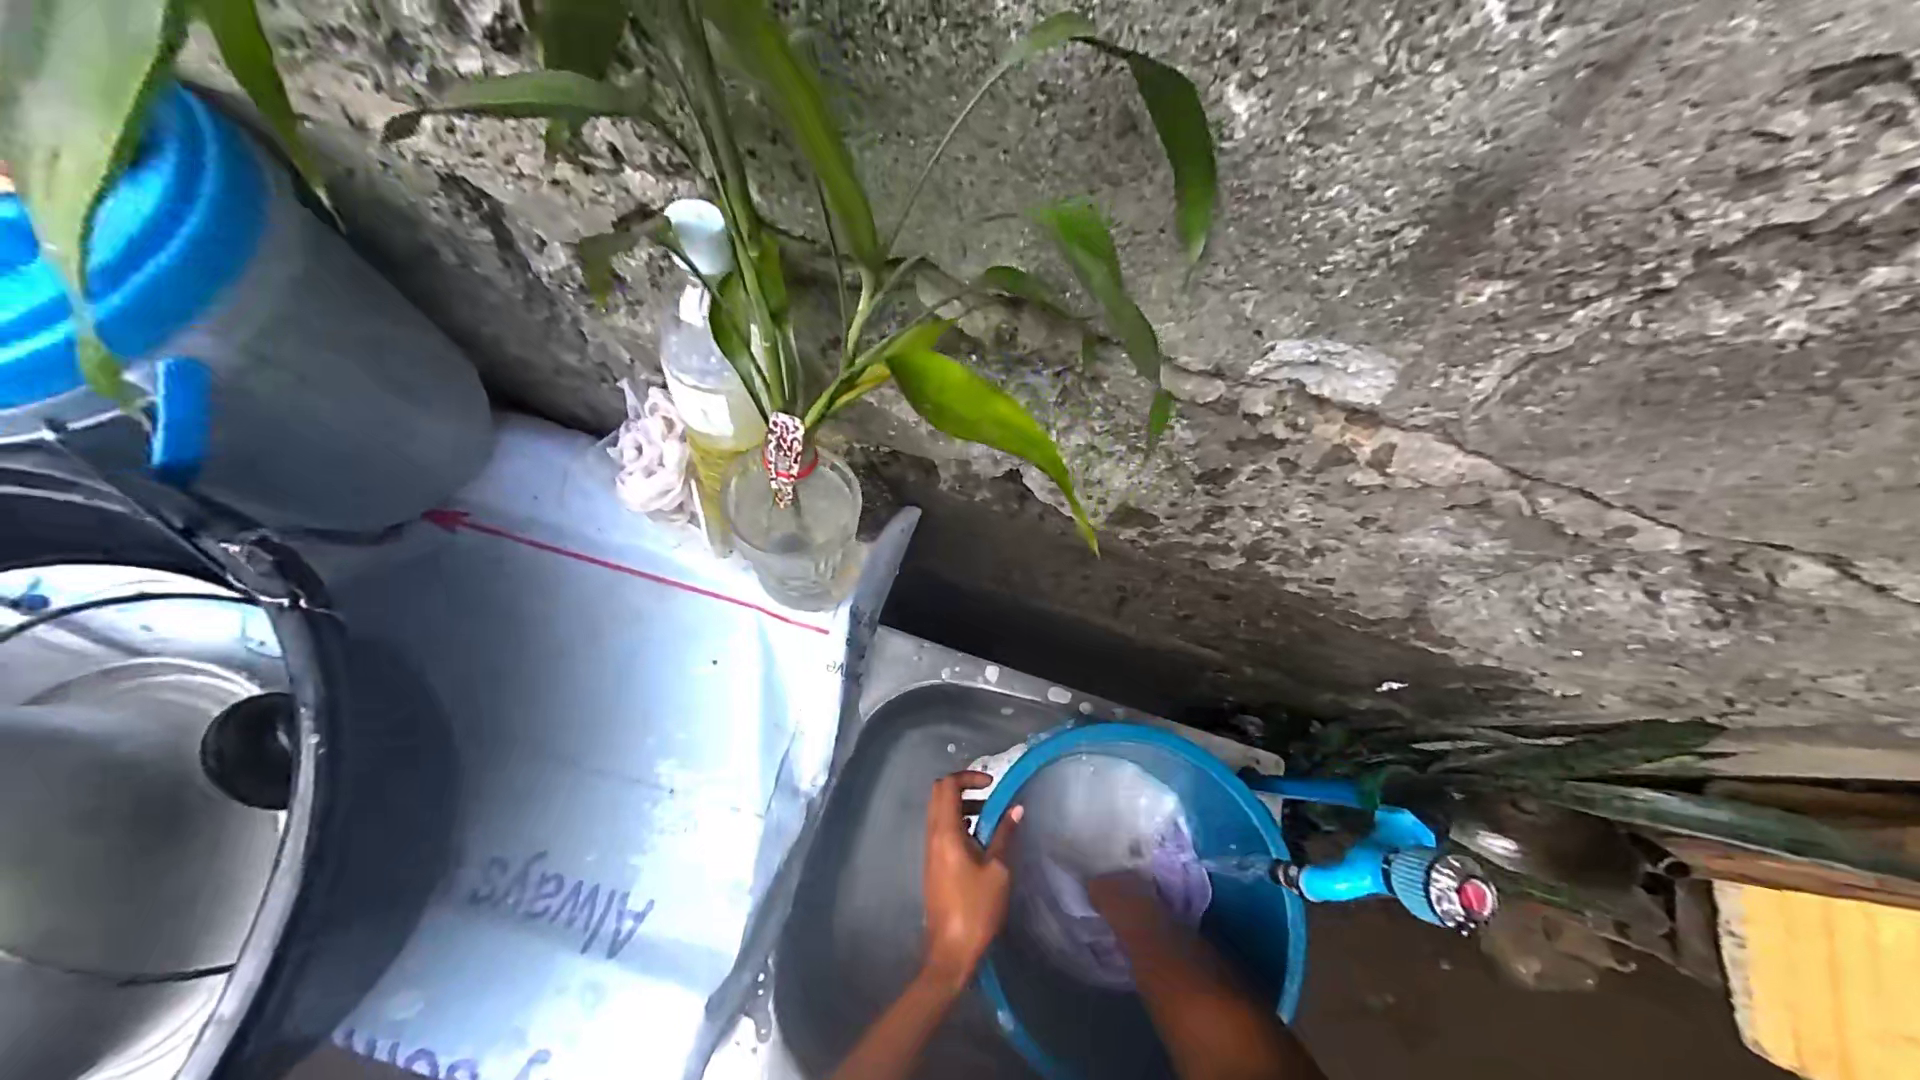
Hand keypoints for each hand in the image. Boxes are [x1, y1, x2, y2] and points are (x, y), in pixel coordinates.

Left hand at [921, 770, 1021, 987]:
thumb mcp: (998, 871)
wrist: (950, 952)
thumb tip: (1016, 809)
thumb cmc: (976, 910)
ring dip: (961, 805)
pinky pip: (941, 829)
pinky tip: (979, 840)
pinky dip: (958, 823)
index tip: (992, 784)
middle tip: (989, 794)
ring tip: (989, 817)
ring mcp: (930, 851)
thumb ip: (1004, 835)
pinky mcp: (933, 864)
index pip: (947, 786)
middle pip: (939, 794)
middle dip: (963, 786)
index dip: (969, 777)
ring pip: (939, 812)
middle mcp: (932, 836)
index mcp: (945, 833)